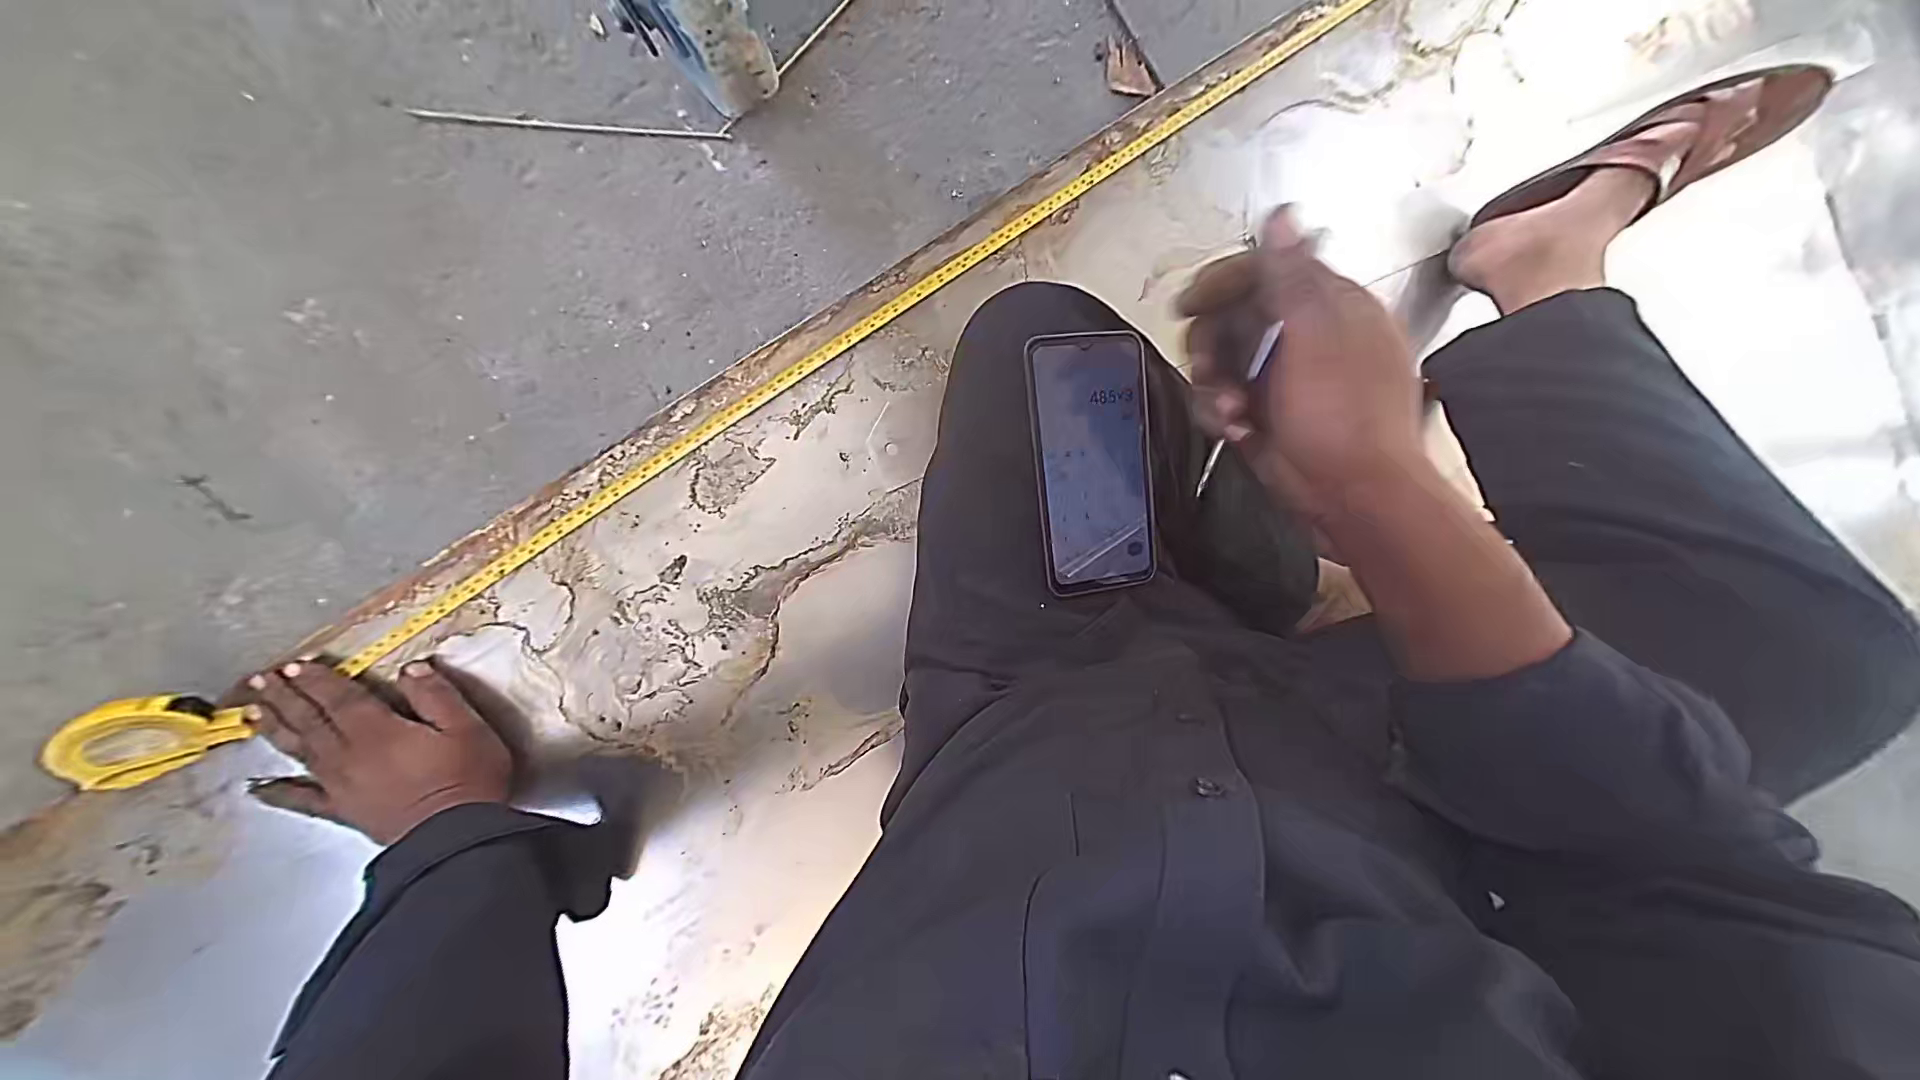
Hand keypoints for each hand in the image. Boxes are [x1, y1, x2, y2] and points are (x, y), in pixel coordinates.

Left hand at [236, 660, 511, 843]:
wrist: (452, 832)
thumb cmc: (467, 776)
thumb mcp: (467, 726)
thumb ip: (437, 695)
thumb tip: (414, 669)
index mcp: (378, 731)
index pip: (341, 698)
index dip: (319, 680)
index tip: (298, 665)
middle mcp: (349, 755)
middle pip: (311, 720)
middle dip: (287, 697)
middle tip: (264, 680)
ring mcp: (340, 785)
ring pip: (299, 751)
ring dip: (275, 729)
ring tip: (253, 712)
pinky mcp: (342, 810)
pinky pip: (300, 799)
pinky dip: (275, 792)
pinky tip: (259, 788)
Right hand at [1178, 208, 1424, 519]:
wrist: (1349, 494)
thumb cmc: (1348, 423)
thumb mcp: (1316, 338)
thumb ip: (1293, 277)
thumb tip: (1282, 220)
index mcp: (1325, 306)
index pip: (1263, 271)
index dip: (1221, 282)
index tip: (1191, 302)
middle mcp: (1301, 337)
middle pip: (1231, 318)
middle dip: (1212, 345)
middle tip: (1212, 368)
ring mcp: (1281, 376)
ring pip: (1221, 361)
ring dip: (1214, 385)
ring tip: (1230, 408)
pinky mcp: (1262, 409)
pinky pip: (1221, 397)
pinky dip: (1220, 411)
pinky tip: (1237, 426)